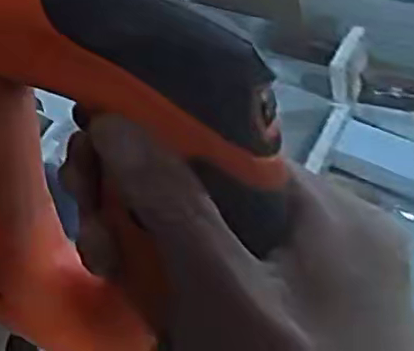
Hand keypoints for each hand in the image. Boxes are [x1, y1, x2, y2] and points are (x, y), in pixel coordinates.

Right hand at [61, 116, 413, 350]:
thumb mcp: (226, 298)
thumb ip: (172, 204)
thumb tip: (109, 116)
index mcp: (328, 210)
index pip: (213, 132)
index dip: (139, 133)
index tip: (87, 151)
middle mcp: (313, 221)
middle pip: (188, 170)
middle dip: (122, 189)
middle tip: (85, 214)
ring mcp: (293, 259)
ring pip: (182, 207)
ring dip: (124, 225)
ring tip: (99, 259)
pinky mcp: (270, 290)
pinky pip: (195, 246)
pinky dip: (151, 256)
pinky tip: (123, 275)